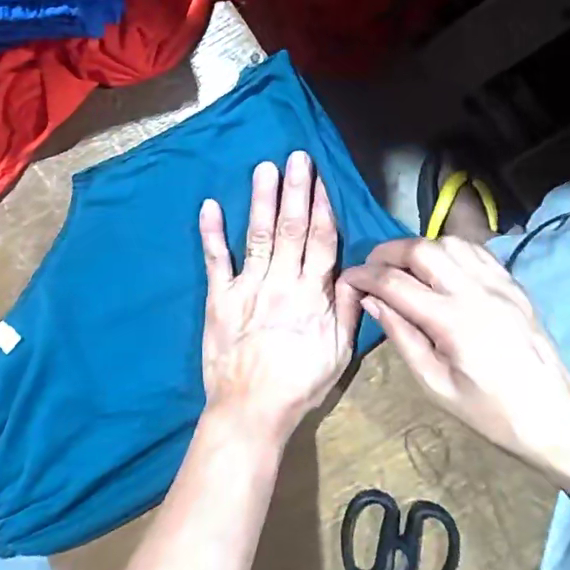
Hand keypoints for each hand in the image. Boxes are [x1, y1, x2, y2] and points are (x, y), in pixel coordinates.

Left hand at [199, 151, 360, 445]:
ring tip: (264, 168)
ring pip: (258, 236)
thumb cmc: (300, 383)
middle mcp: (281, 284)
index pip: (321, 242)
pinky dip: (212, 234)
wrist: (251, 412)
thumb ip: (349, 308)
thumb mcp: (340, 353)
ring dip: (261, 200)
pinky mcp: (218, 299)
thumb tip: (360, 271)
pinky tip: (210, 206)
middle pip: (291, 229)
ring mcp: (247, 289)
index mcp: (312, 295)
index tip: (321, 180)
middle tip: (296, 157)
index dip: (321, 208)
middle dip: (295, 191)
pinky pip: (215, 262)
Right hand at [339, 238, 569, 475]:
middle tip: (372, 266)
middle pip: (423, 250)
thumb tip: (372, 301)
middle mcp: (475, 291)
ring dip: (420, 247)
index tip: (348, 278)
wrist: (551, 414)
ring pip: (451, 242)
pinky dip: (451, 249)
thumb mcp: (435, 386)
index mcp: (452, 322)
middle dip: (389, 251)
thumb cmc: (489, 412)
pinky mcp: (513, 283)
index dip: (365, 277)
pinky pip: (477, 250)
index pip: (396, 284)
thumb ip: (402, 337)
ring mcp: (498, 283)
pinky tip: (441, 265)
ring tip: (404, 265)